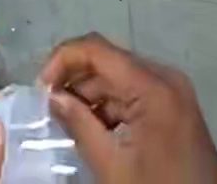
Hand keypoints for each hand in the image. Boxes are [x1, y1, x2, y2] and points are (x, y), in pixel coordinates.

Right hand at [39, 34, 216, 183]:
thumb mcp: (113, 167)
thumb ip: (79, 124)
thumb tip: (52, 96)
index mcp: (152, 86)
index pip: (96, 49)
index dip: (62, 59)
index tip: (41, 87)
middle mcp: (164, 77)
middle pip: (107, 60)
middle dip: (75, 79)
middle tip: (49, 104)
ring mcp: (173, 92)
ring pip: (118, 76)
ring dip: (90, 94)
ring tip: (66, 119)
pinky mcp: (175, 108)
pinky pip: (134, 93)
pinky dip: (110, 106)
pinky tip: (92, 127)